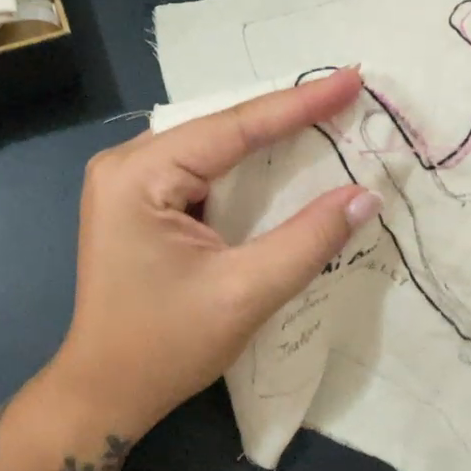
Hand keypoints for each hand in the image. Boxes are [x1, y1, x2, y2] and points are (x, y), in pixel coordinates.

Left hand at [42, 68, 382, 438]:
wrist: (104, 391)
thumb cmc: (165, 346)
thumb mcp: (245, 292)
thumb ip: (308, 239)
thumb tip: (366, 194)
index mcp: (138, 176)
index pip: (231, 128)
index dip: (298, 105)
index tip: (351, 79)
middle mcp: (124, 166)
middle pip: (217, 130)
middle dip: (282, 118)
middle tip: (346, 97)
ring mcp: (124, 184)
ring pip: (208, 149)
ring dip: (263, 144)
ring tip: (325, 122)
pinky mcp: (134, 205)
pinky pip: (197, 173)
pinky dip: (240, 172)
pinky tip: (280, 166)